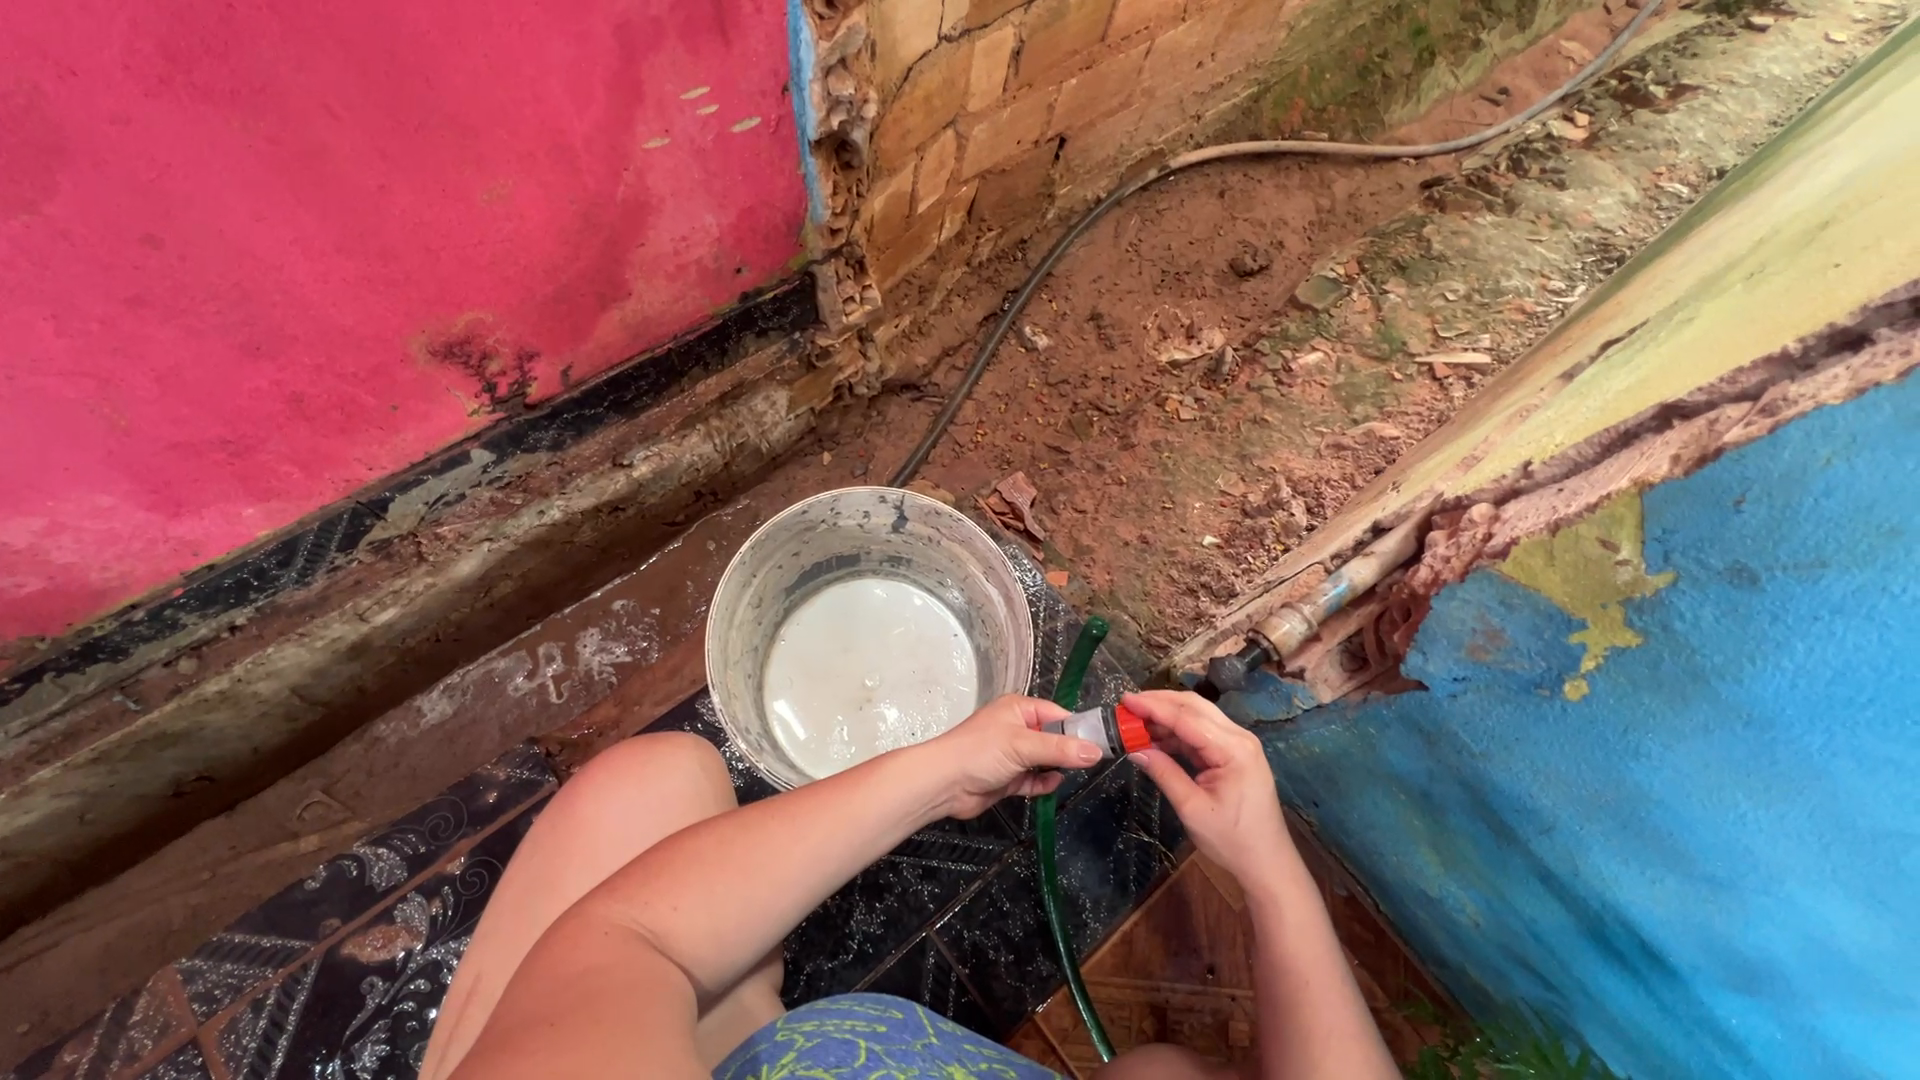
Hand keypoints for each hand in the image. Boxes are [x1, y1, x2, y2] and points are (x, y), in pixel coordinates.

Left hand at [919, 695, 1103, 818]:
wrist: (943, 784)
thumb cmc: (980, 752)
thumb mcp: (1024, 745)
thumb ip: (1061, 749)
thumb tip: (1096, 752)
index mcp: (1018, 709)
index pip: (1057, 714)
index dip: (1078, 728)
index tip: (1101, 743)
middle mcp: (1015, 729)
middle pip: (1053, 738)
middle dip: (1069, 750)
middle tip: (1092, 762)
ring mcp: (1011, 755)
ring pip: (1044, 760)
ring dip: (1056, 768)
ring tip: (1072, 774)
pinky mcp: (1006, 778)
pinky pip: (1032, 780)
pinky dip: (1042, 784)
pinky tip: (1051, 785)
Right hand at [1123, 690, 1294, 888]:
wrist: (1267, 863)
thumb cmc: (1232, 840)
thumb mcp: (1192, 808)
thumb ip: (1164, 773)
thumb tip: (1134, 750)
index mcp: (1233, 749)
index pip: (1186, 717)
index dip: (1153, 706)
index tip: (1124, 699)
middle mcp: (1239, 738)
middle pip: (1194, 707)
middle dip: (1159, 702)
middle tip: (1128, 705)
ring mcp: (1239, 744)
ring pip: (1198, 716)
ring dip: (1167, 716)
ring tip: (1136, 721)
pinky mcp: (1234, 754)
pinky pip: (1202, 733)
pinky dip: (1178, 732)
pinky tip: (1157, 738)